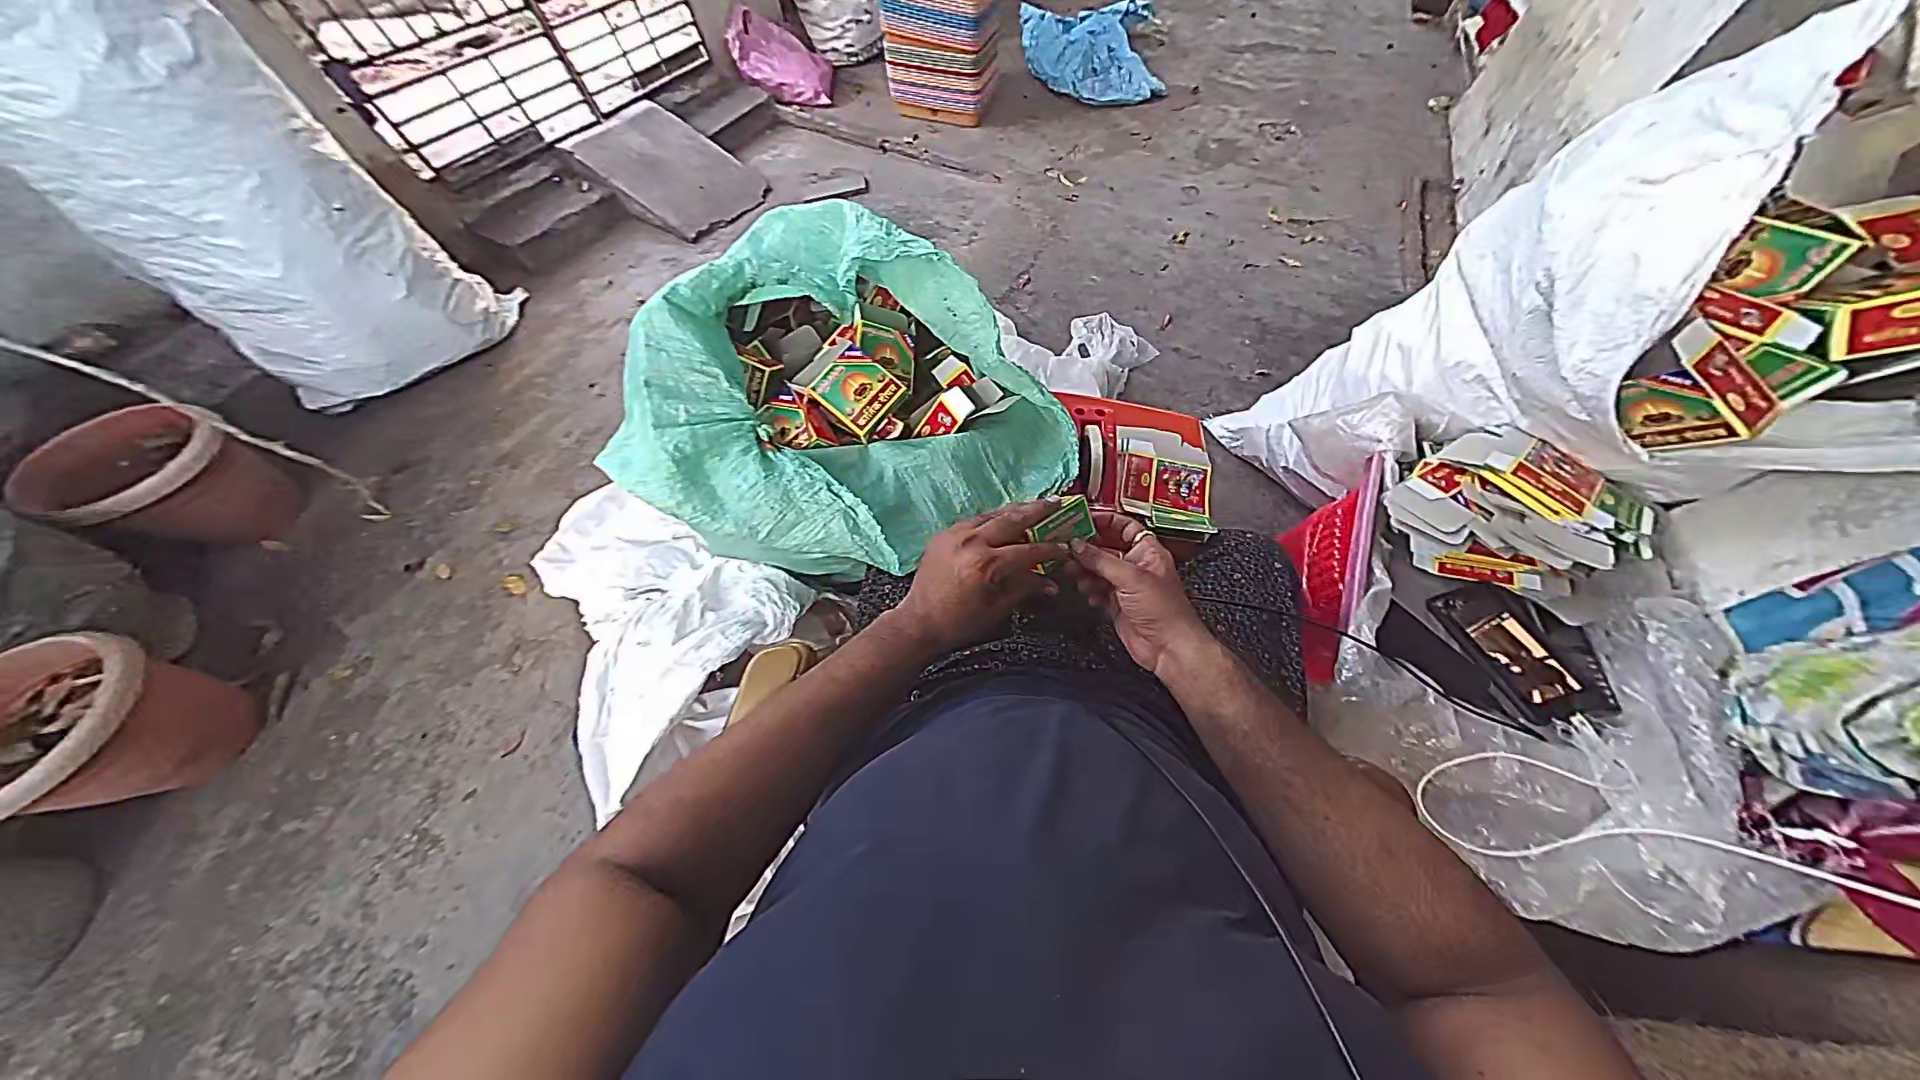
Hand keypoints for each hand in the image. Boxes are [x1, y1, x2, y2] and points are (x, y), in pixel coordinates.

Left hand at [891, 500, 1068, 654]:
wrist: (919, 621)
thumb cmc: (959, 621)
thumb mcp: (997, 608)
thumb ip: (1024, 588)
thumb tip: (1050, 583)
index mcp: (985, 564)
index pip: (1027, 550)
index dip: (1049, 549)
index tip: (1064, 547)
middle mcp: (971, 542)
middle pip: (1012, 520)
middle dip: (1037, 510)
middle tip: (1056, 503)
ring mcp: (955, 534)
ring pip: (993, 514)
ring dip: (1016, 509)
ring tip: (1035, 504)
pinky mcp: (944, 534)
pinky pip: (975, 520)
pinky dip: (994, 517)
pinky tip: (1006, 517)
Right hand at [1067, 511, 1212, 675]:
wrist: (1168, 647)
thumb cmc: (1166, 611)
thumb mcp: (1130, 577)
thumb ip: (1101, 559)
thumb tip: (1079, 545)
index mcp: (1147, 552)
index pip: (1124, 526)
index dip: (1104, 520)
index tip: (1083, 519)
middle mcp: (1136, 566)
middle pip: (1106, 548)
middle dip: (1087, 548)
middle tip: (1068, 546)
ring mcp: (1125, 585)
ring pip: (1098, 570)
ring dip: (1084, 570)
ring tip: (1073, 571)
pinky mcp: (1116, 603)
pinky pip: (1096, 589)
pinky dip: (1088, 589)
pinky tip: (1086, 591)